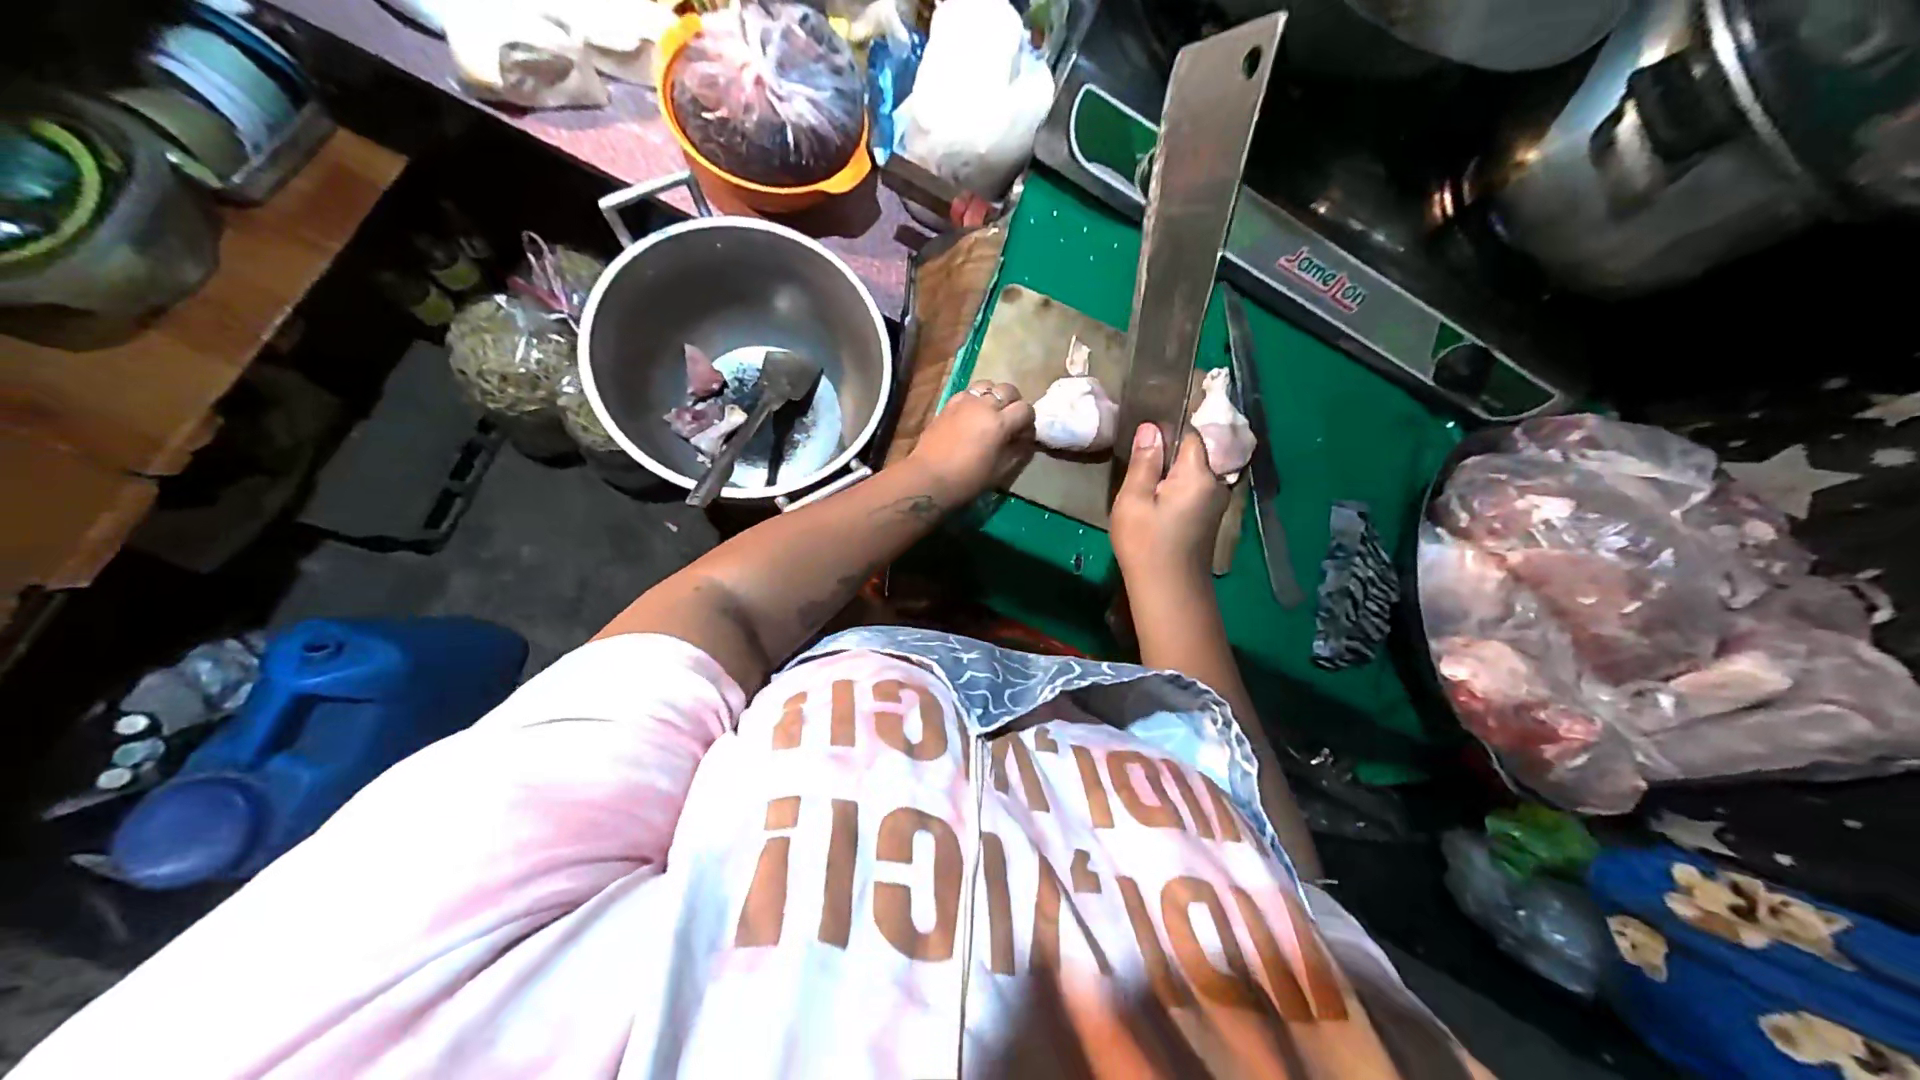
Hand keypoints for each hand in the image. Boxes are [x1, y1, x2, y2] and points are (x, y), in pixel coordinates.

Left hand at [906, 380, 1034, 501]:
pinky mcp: (949, 404)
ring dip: (994, 396)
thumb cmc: (968, 480)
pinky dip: (975, 398)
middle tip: (1009, 421)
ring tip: (990, 413)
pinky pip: (968, 392)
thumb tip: (1025, 439)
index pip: (1026, 409)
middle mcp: (984, 405)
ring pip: (988, 384)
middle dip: (1014, 403)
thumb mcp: (1001, 471)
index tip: (1022, 435)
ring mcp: (964, 401)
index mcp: (1000, 423)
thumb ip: (1018, 451)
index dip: (1028, 422)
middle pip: (1008, 389)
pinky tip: (971, 414)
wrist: (929, 477)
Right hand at [1110, 422, 1228, 585]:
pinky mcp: (1208, 519)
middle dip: (1166, 455)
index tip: (1141, 437)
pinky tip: (1154, 503)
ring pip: (1190, 475)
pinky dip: (1174, 491)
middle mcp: (1215, 484)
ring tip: (1141, 483)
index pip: (1188, 435)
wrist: (1169, 592)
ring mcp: (1215, 504)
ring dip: (1168, 475)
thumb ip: (1144, 461)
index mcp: (1199, 474)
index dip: (1165, 431)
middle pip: (1191, 455)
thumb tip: (1151, 427)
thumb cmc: (1146, 544)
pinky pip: (1191, 492)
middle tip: (1135, 463)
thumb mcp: (1134, 499)